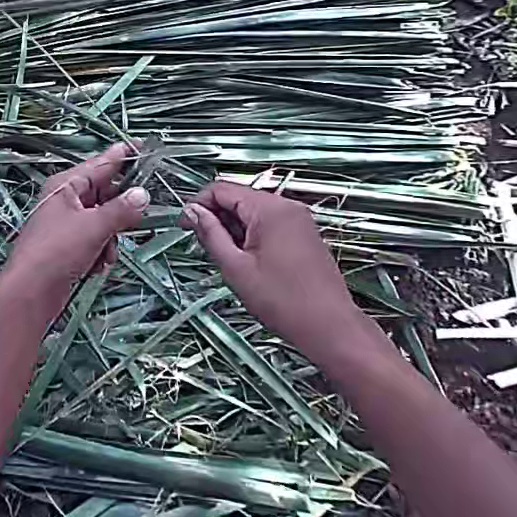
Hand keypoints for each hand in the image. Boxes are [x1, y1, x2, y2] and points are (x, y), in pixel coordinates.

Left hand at [4, 143, 148, 301]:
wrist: (30, 293)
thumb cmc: (57, 250)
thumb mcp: (94, 226)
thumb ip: (122, 209)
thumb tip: (143, 194)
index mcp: (66, 185)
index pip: (100, 163)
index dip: (122, 155)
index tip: (143, 146)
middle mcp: (65, 199)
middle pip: (104, 193)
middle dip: (120, 210)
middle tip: (135, 219)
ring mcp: (66, 222)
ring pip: (103, 219)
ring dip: (110, 236)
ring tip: (105, 252)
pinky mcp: (68, 244)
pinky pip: (95, 238)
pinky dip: (100, 250)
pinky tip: (97, 264)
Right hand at [181, 182, 369, 360]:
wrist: (330, 327)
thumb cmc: (285, 302)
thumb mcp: (236, 268)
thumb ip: (210, 234)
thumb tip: (193, 212)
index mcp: (269, 210)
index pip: (222, 189)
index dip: (199, 204)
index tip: (185, 224)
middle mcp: (287, 207)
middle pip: (238, 197)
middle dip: (217, 217)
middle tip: (205, 246)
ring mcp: (299, 219)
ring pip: (253, 211)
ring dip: (234, 228)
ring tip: (230, 259)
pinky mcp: (304, 233)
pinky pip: (269, 222)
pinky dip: (252, 234)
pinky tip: (249, 260)